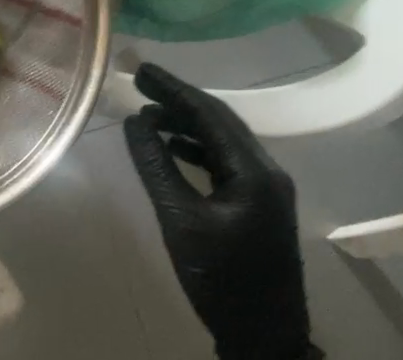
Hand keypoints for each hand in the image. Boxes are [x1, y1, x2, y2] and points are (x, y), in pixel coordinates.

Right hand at [123, 63, 317, 359]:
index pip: (210, 114)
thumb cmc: (220, 280)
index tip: (142, 69)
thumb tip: (134, 121)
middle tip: (141, 82)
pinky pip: (227, 162)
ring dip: (188, 124)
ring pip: (224, 141)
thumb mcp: (180, 220)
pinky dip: (198, 149)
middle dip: (179, 100)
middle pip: (220, 122)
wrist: (264, 338)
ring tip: (149, 115)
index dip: (173, 88)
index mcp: (255, 171)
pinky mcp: (261, 205)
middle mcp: (268, 171)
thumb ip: (156, 166)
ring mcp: (268, 188)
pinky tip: (174, 148)